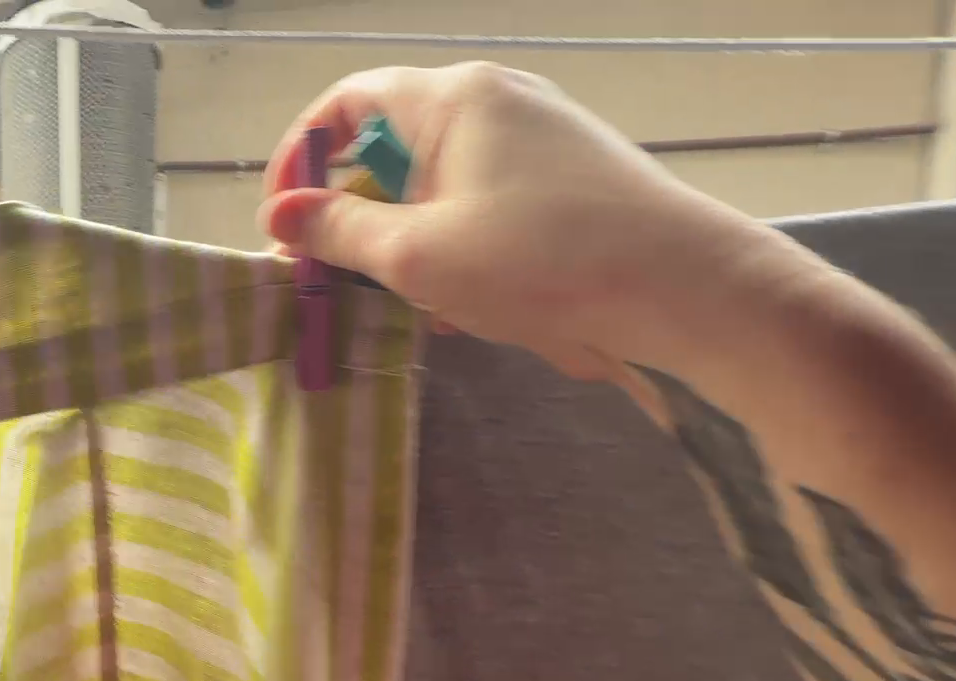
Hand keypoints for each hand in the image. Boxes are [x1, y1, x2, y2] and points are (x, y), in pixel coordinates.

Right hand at [258, 62, 786, 378]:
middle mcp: (488, 108)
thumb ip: (335, 231)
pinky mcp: (543, 191)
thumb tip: (276, 214)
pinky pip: (460, 212)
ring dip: (384, 243)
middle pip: (379, 150)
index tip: (278, 219)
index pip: (345, 104)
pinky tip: (441, 303)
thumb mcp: (412, 252)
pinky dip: (433, 252)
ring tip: (378, 299)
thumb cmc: (534, 261)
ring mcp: (521, 149)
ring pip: (418, 190)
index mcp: (453, 101)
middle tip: (317, 273)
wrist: (679, 292)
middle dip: (339, 214)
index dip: (297, 157)